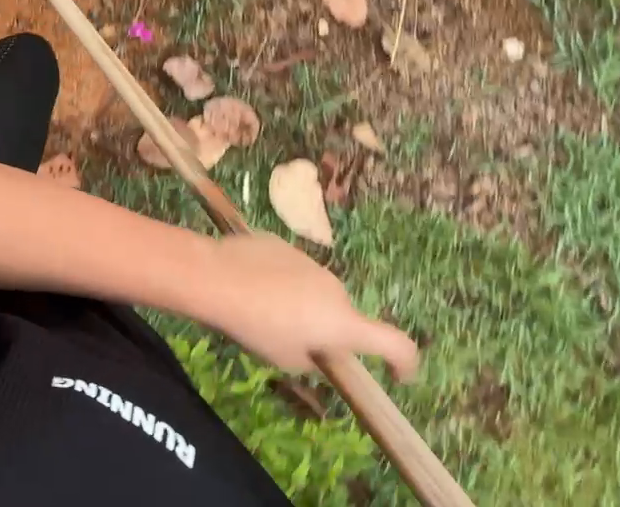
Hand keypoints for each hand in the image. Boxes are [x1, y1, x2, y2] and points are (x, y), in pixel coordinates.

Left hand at [192, 231, 419, 379]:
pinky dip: (280, 278)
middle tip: (294, 337)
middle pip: (344, 314)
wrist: (214, 276)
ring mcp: (308, 261)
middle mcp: (335, 288)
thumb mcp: (286, 359)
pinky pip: (289, 268)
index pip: (396, 343)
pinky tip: (251, 282)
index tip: (397, 375)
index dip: (404, 363)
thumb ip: (313, 359)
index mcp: (345, 323)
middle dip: (328, 328)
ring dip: (302, 301)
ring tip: (264, 307)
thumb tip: (316, 349)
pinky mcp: (281, 243)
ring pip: (315, 289)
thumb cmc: (254, 325)